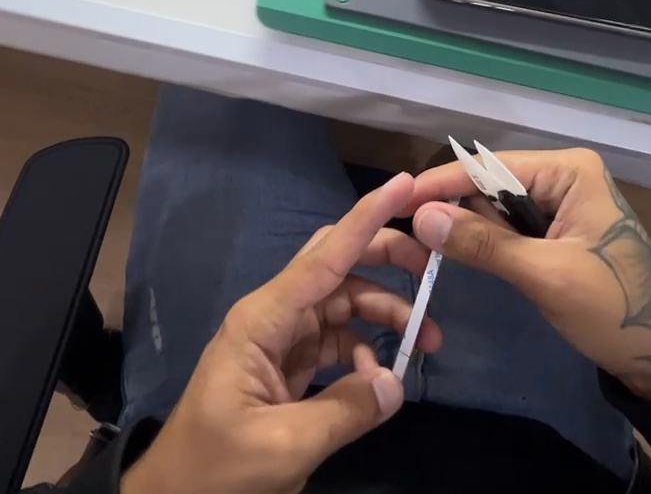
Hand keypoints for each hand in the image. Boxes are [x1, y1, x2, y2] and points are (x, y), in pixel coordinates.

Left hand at [124, 173, 441, 493]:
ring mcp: (281, 338)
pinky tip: (380, 380)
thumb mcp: (283, 447)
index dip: (367, 218)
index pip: (325, 256)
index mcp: (264, 318)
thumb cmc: (217, 470)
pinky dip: (365, 352)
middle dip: (385, 260)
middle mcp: (274, 315)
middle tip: (433, 271)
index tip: (403, 185)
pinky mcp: (287, 364)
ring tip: (426, 342)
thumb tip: (397, 383)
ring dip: (385, 315)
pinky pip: (337, 340)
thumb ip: (344, 412)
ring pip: (343, 303)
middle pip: (337, 266)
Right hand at [407, 149, 650, 404]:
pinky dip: (486, 240)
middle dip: (453, 206)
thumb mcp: (546, 276)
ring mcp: (562, 204)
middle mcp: (564, 176)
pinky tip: (462, 252)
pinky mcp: (558, 230)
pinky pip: (511, 226)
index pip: (491, 167)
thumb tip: (422, 216)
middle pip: (491, 183)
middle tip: (409, 230)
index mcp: (569, 171)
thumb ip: (483, 243)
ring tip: (427, 245)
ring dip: (467, 226)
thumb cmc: (617, 310)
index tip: (399, 198)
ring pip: (496, 206)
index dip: (443, 183)